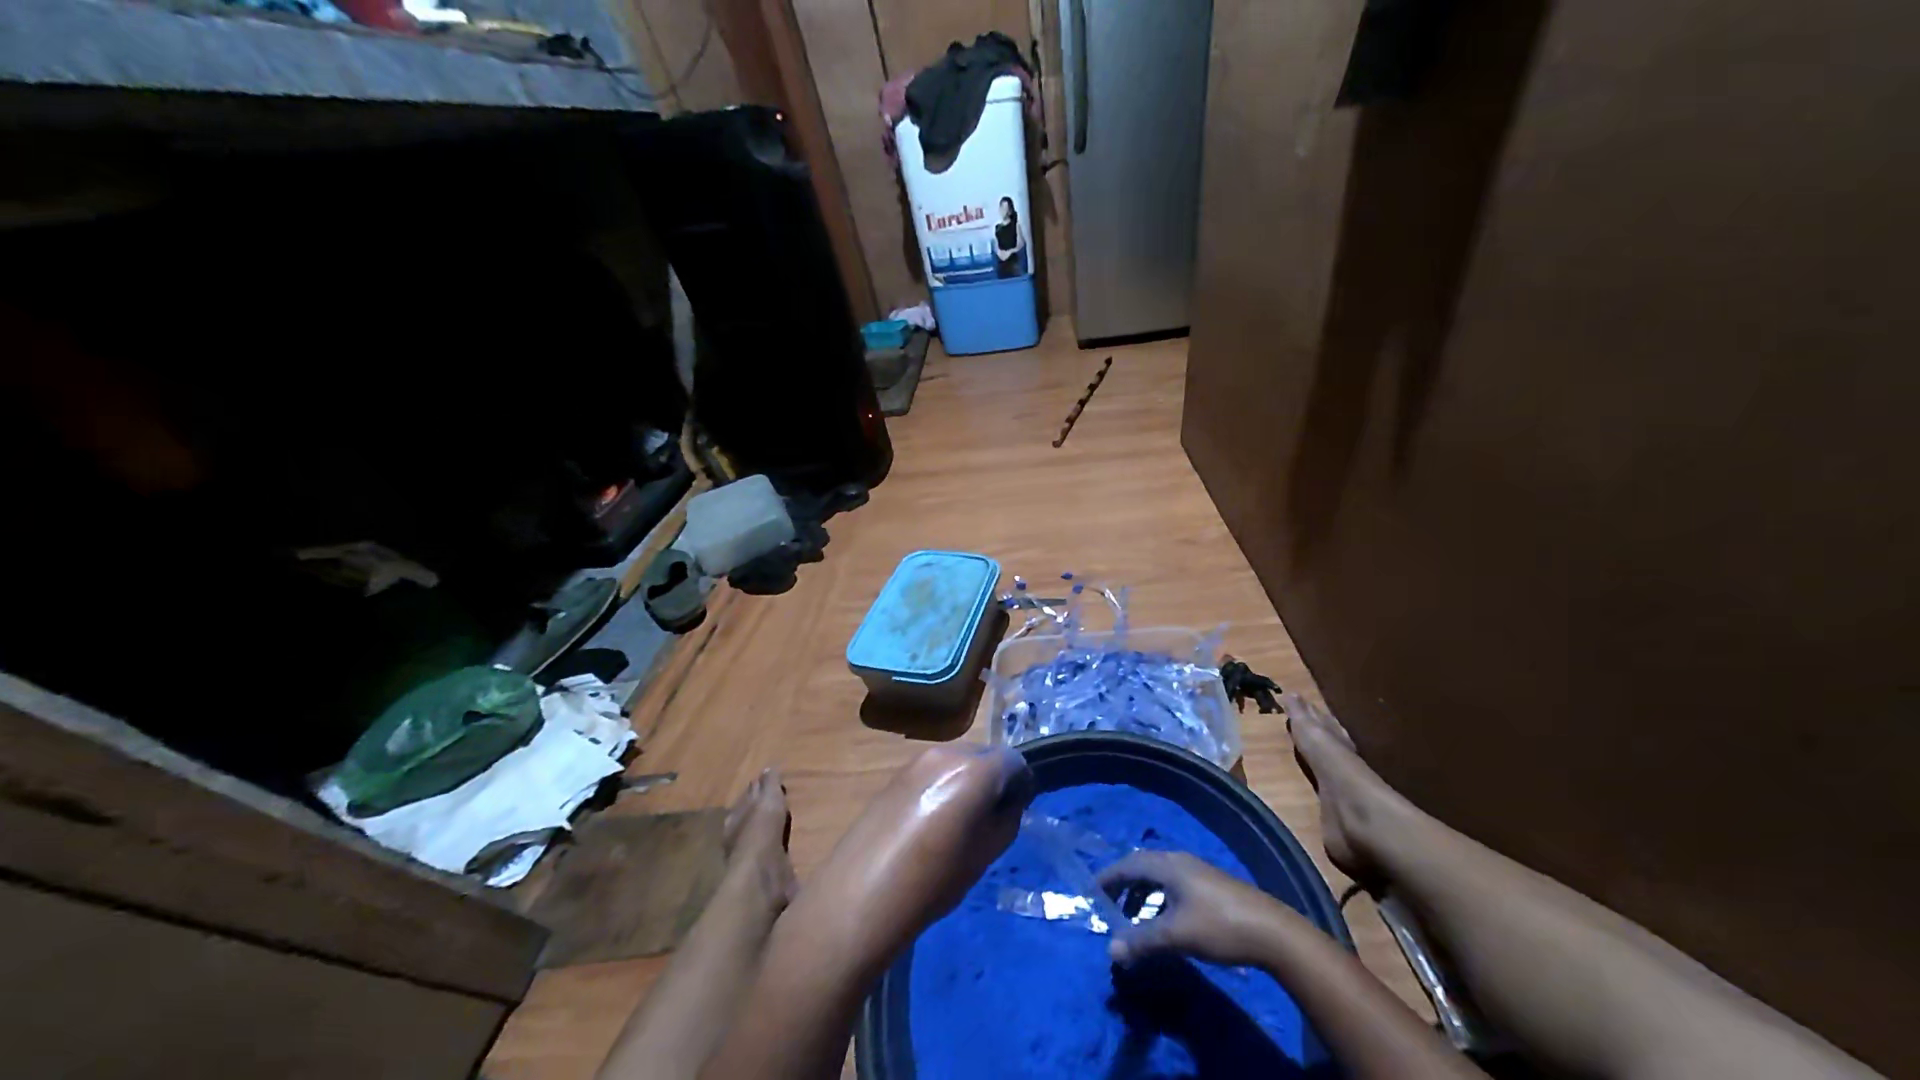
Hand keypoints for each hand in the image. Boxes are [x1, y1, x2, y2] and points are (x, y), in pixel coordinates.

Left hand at [792, 744, 1033, 973]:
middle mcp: (945, 753)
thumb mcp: (986, 853)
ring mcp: (915, 761)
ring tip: (959, 823)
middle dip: (993, 780)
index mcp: (973, 769)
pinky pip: (933, 773)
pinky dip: (943, 787)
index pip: (1014, 761)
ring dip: (966, 782)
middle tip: (990, 818)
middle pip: (983, 756)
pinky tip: (932, 822)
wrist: (862, 894)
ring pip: (957, 762)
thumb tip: (1008, 801)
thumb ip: (1006, 818)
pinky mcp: (894, 775)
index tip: (1018, 810)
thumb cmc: (934, 879)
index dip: (1021, 784)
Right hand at [1096, 850, 1298, 967]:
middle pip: (1143, 867)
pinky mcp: (1211, 889)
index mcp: (1169, 865)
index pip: (1128, 864)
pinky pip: (1174, 887)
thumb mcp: (1175, 935)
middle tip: (1109, 907)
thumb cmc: (1219, 926)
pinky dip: (1159, 901)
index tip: (1091, 892)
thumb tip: (1111, 950)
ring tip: (1134, 920)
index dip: (1108, 877)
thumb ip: (1141, 940)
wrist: (1275, 933)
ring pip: (1160, 879)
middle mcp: (1181, 862)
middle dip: (1123, 886)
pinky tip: (1164, 924)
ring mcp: (1198, 874)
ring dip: (1143, 896)